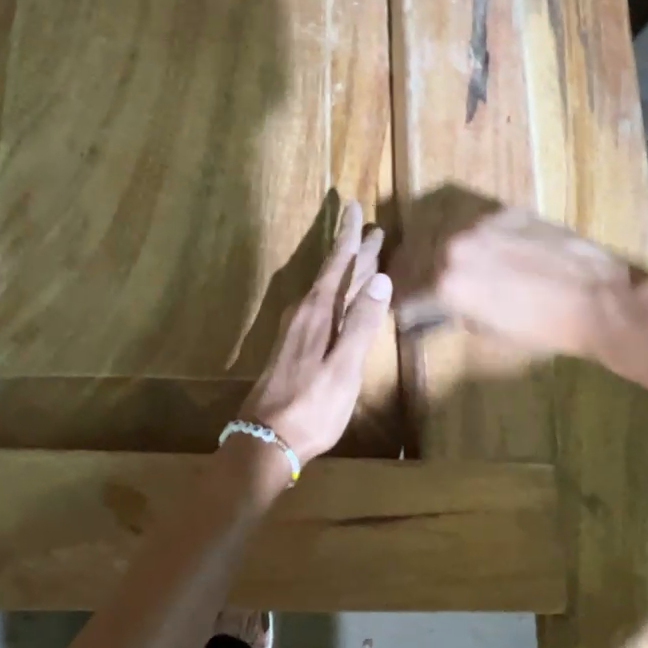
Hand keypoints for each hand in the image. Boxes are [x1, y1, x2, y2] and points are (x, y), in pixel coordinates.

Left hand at [238, 201, 390, 462]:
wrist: (266, 439)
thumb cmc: (312, 406)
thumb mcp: (344, 368)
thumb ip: (361, 324)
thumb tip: (381, 279)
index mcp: (317, 313)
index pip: (339, 265)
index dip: (351, 238)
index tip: (356, 208)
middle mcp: (303, 313)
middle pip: (332, 272)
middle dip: (350, 248)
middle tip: (365, 223)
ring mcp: (294, 330)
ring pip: (324, 288)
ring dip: (342, 269)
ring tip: (356, 253)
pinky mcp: (291, 346)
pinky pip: (318, 304)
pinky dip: (334, 292)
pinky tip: (336, 299)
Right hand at [387, 186, 641, 360]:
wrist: (598, 301)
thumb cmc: (544, 330)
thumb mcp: (494, 334)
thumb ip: (466, 315)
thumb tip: (459, 308)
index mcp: (447, 284)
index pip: (421, 291)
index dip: (426, 301)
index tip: (426, 306)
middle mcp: (457, 248)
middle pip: (443, 258)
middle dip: (453, 271)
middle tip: (471, 285)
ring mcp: (486, 225)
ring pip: (469, 239)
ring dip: (477, 251)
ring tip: (499, 267)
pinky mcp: (513, 212)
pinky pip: (496, 226)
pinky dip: (502, 238)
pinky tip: (522, 253)